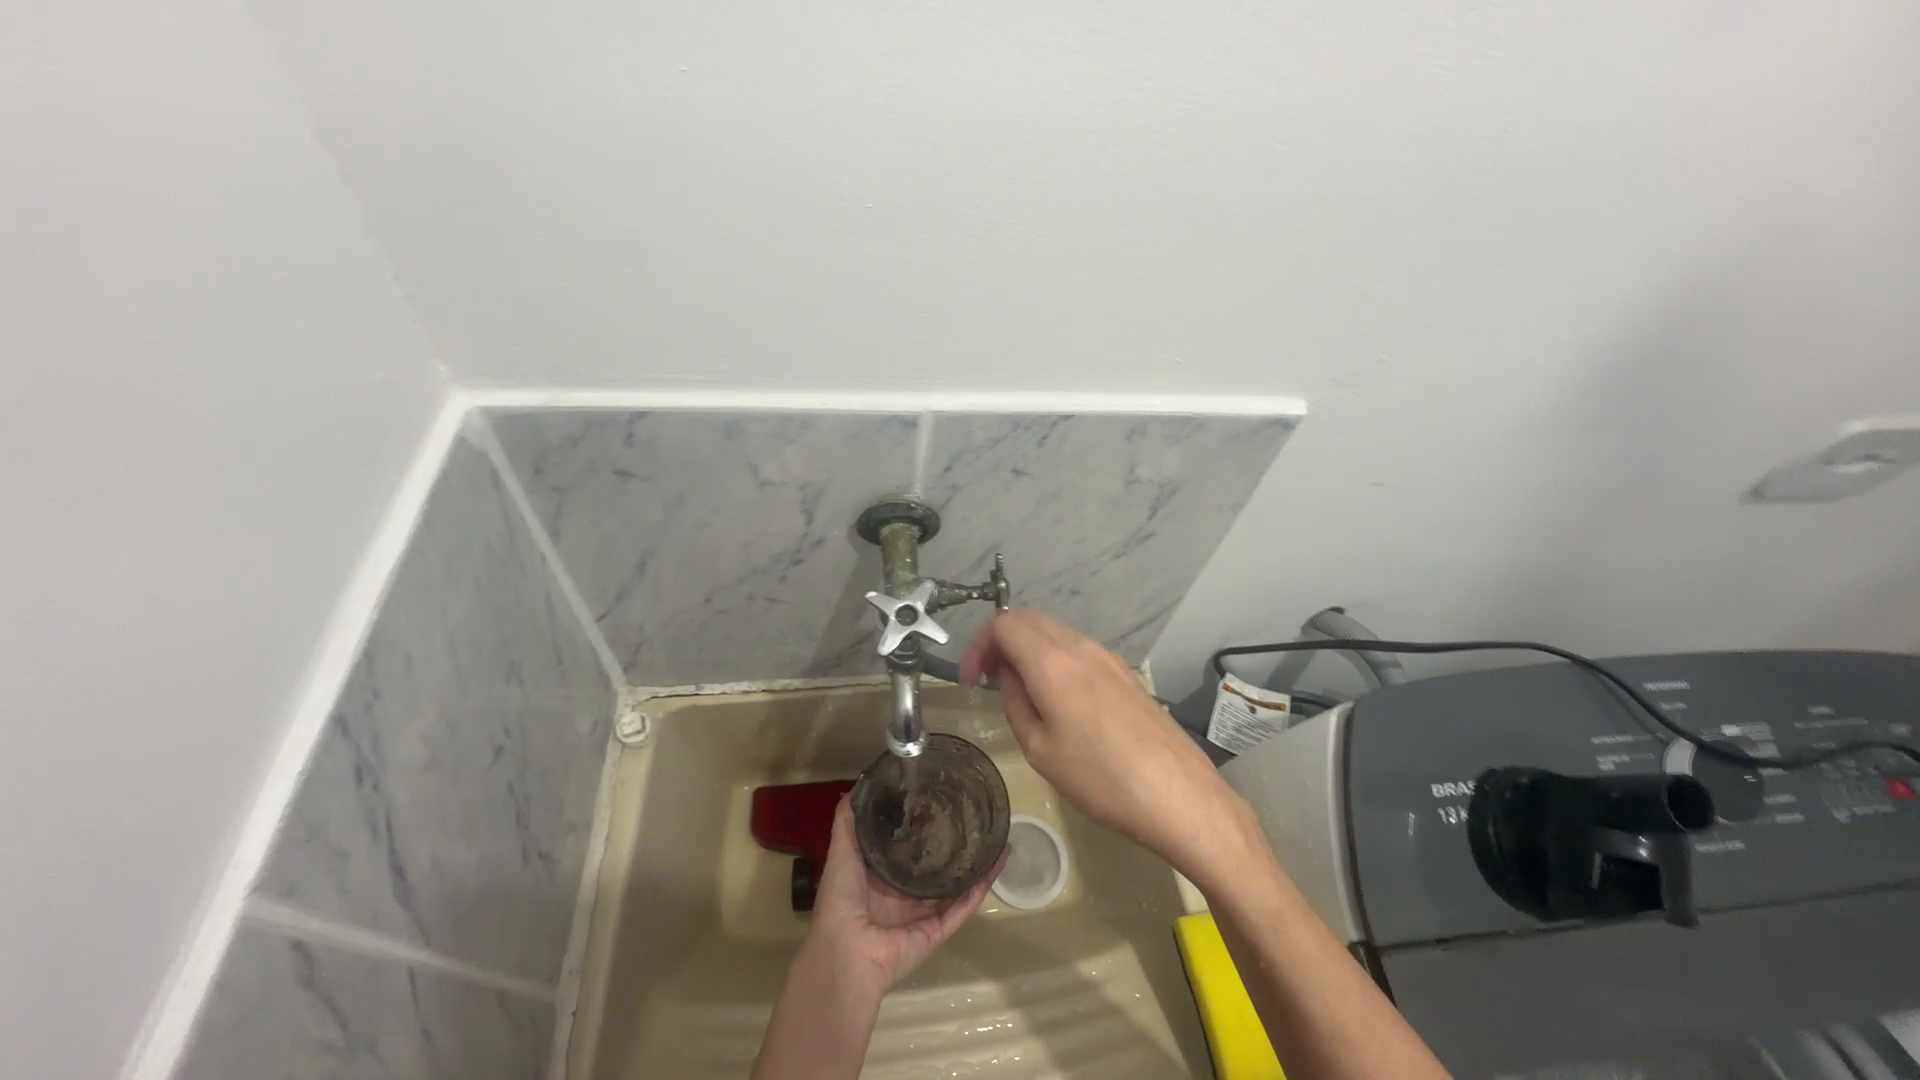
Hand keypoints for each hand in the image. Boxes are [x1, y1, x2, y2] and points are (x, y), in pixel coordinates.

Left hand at [802, 796, 1004, 997]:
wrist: (847, 953)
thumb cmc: (841, 901)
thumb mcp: (842, 853)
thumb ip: (848, 823)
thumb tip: (858, 786)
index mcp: (878, 879)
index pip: (904, 848)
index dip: (919, 826)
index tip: (934, 799)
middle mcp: (902, 896)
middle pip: (933, 866)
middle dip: (950, 845)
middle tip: (970, 816)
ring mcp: (923, 914)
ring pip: (955, 885)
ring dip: (974, 864)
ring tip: (993, 837)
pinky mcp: (939, 929)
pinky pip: (963, 905)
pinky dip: (981, 886)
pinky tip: (997, 862)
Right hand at [958, 609, 1253, 881]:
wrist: (1178, 795)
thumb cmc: (1101, 779)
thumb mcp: (1040, 749)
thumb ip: (1015, 702)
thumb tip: (1008, 676)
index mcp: (1053, 663)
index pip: (1004, 625)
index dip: (979, 646)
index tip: (971, 681)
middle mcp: (1082, 648)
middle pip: (1030, 620)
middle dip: (1001, 643)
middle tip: (987, 680)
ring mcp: (1109, 658)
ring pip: (1056, 633)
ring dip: (1029, 650)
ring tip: (1019, 691)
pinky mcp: (1127, 674)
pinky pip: (1079, 651)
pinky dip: (1055, 660)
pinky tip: (1057, 699)